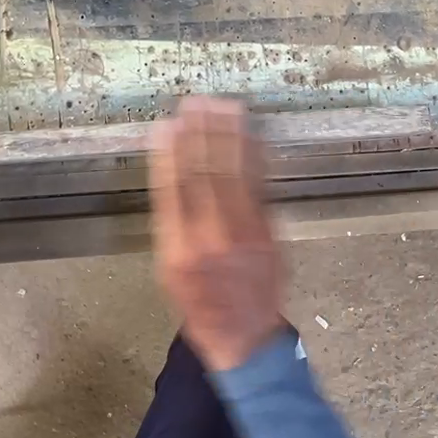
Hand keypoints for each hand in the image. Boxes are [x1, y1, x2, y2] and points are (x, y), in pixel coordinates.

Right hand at [149, 97, 285, 371]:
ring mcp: (246, 233)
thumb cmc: (198, 302)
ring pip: (235, 174)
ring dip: (228, 136)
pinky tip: (248, 135)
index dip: (170, 154)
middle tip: (196, 103)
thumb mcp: (167, 270)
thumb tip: (170, 174)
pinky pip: (260, 185)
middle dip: (200, 134)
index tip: (167, 124)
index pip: (173, 190)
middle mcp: (212, 238)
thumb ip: (170, 223)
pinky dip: (254, 157)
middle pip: (205, 174)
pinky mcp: (270, 231)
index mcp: (179, 249)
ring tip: (222, 107)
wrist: (245, 335)